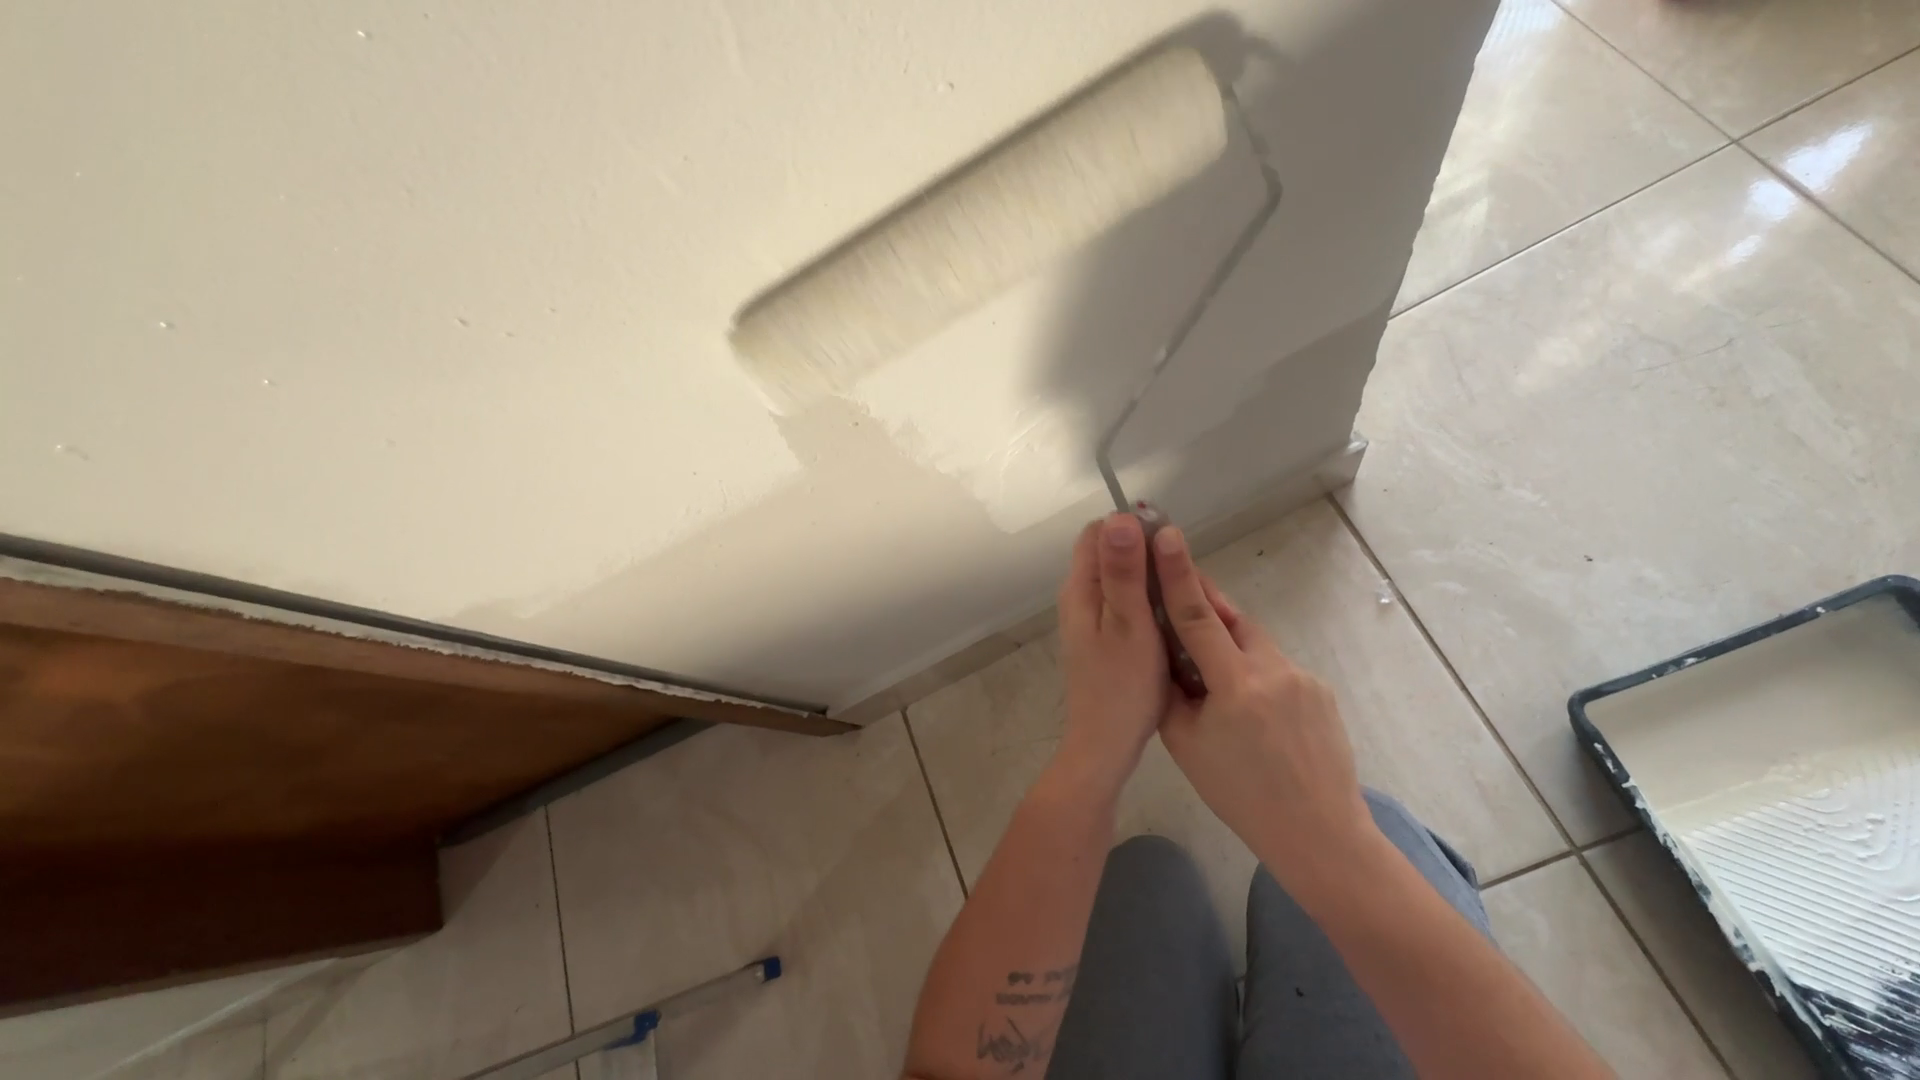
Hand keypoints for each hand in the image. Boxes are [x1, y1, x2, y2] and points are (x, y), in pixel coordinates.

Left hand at [1052, 513, 1169, 793]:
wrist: (1106, 746)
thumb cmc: (1122, 685)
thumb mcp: (1129, 622)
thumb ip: (1123, 571)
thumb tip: (1121, 516)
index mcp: (1081, 588)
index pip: (1099, 531)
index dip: (1134, 527)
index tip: (1169, 545)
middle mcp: (1079, 598)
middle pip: (1111, 554)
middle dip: (1146, 554)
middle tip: (1183, 578)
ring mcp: (1090, 621)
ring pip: (1122, 581)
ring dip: (1151, 581)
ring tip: (1183, 599)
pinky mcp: (1103, 641)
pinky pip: (1127, 606)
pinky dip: (1148, 605)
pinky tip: (1172, 623)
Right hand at [1148, 526, 1373, 886]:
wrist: (1320, 833)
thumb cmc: (1241, 796)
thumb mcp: (1187, 747)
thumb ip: (1171, 694)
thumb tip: (1162, 657)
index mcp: (1235, 686)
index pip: (1197, 617)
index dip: (1177, 574)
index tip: (1167, 535)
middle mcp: (1273, 670)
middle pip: (1232, 620)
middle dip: (1205, 604)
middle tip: (1180, 591)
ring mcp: (1304, 679)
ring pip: (1256, 645)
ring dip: (1230, 647)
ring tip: (1215, 677)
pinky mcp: (1322, 691)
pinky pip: (1278, 669)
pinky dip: (1256, 675)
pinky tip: (1253, 711)